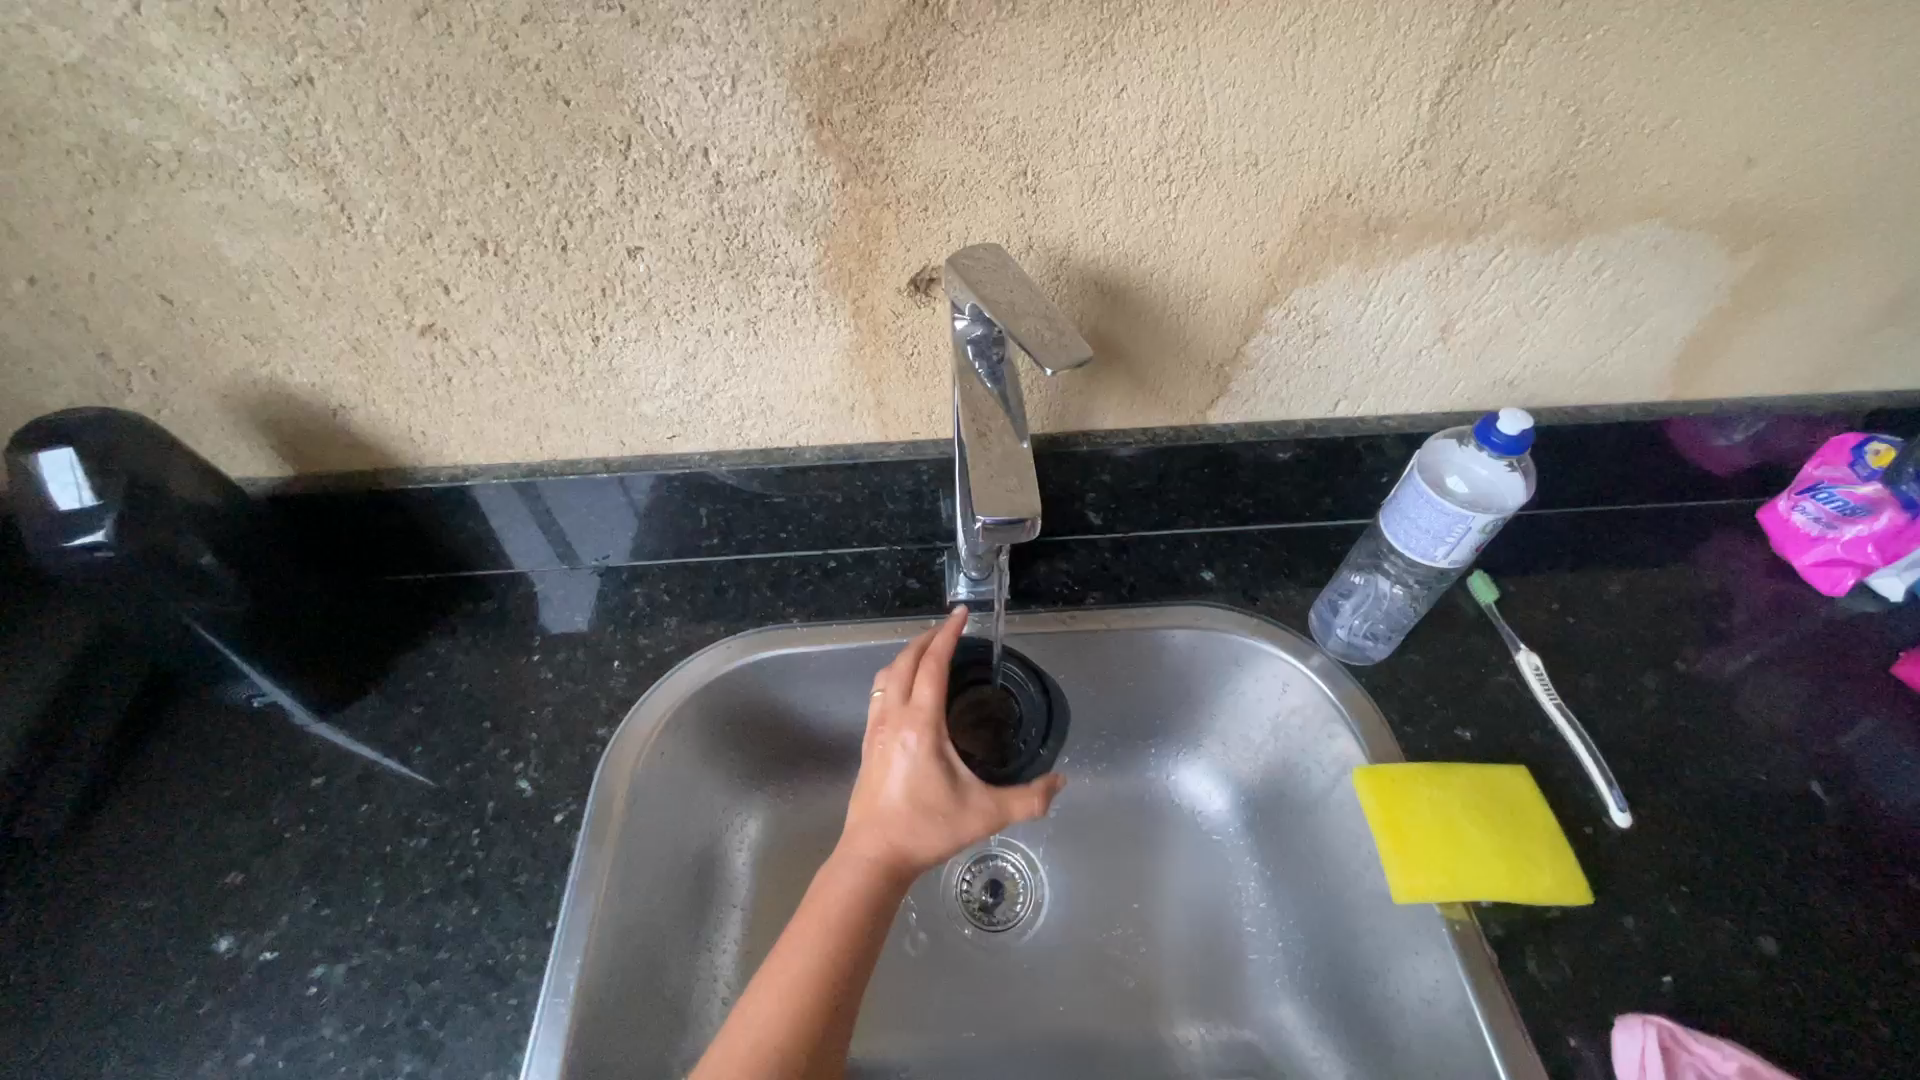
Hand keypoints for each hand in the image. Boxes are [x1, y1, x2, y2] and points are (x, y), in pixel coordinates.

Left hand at [837, 606, 1066, 880]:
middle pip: (905, 661)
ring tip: (928, 651)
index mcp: (921, 724)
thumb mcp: (986, 815)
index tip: (962, 615)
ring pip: (886, 676)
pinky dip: (894, 677)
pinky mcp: (868, 743)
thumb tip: (1061, 782)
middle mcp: (894, 717)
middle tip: (950, 627)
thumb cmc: (927, 830)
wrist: (874, 856)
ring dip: (907, 656)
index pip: (933, 664)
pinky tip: (906, 689)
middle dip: (927, 638)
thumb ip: (1029, 798)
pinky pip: (879, 695)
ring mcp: (876, 729)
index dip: (948, 635)